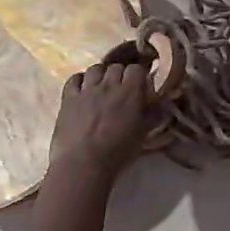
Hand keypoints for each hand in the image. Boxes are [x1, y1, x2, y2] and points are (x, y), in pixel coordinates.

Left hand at [47, 45, 150, 182]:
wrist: (83, 163)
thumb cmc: (118, 151)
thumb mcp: (143, 133)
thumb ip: (152, 114)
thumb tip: (161, 103)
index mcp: (130, 93)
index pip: (137, 69)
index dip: (139, 75)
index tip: (141, 84)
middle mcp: (109, 85)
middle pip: (116, 66)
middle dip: (121, 74)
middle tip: (122, 88)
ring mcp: (86, 90)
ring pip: (95, 69)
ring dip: (101, 74)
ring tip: (103, 86)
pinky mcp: (68, 98)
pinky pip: (74, 79)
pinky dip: (81, 80)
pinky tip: (84, 89)